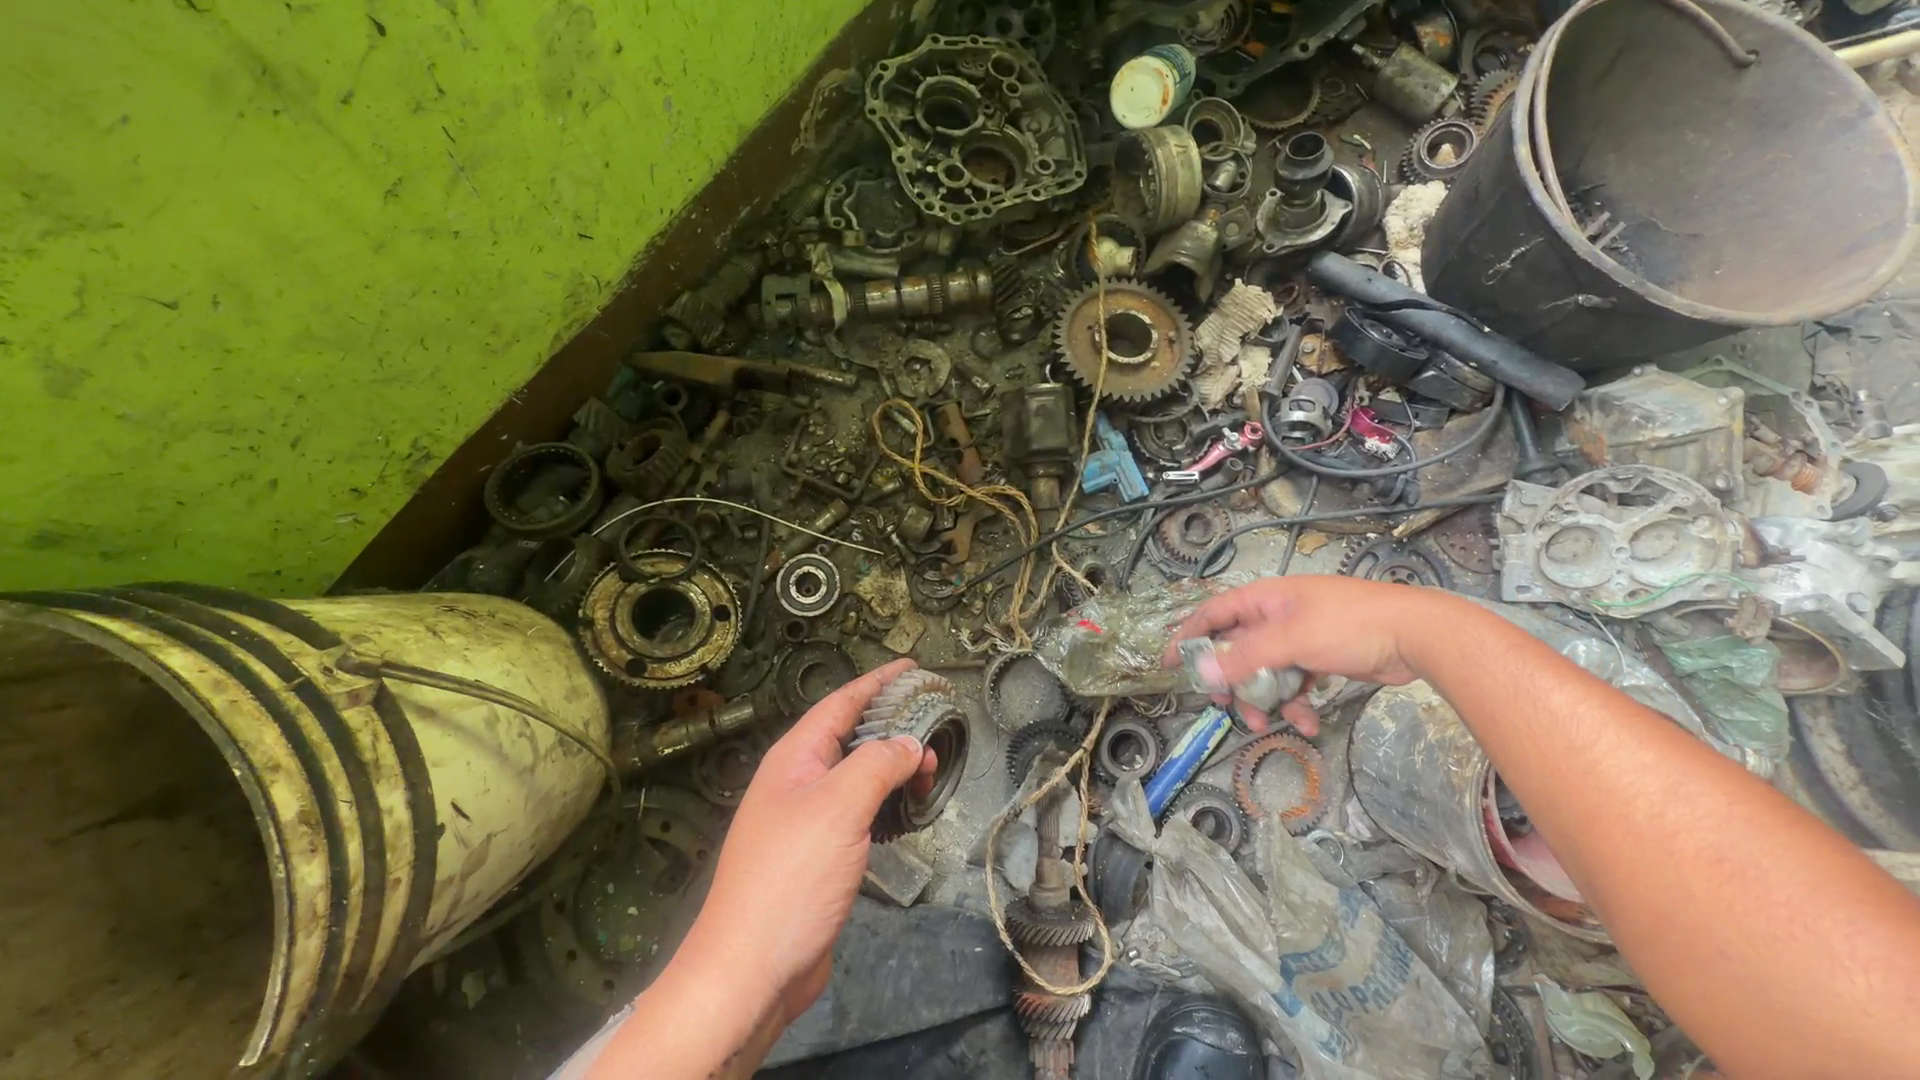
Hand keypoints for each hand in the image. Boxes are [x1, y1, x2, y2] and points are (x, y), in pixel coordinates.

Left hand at [674, 658, 935, 1026]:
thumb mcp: (839, 807)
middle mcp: (798, 782)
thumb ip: (877, 765)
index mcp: (794, 758)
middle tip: (938, 725)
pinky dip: (886, 802)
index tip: (913, 667)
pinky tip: (906, 810)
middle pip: (850, 736)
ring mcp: (807, 821)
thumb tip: (910, 743)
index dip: (876, 682)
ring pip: (857, 776)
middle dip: (892, 724)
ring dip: (893, 766)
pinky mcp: (819, 856)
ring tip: (931, 770)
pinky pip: (858, 811)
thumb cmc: (792, 877)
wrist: (752, 969)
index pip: (840, 703)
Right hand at [1164, 575, 1449, 732]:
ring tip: (1267, 723)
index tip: (1170, 663)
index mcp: (1264, 599)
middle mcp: (1276, 616)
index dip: (1188, 636)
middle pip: (1236, 649)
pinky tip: (1306, 721)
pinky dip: (1294, 704)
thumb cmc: (1349, 625)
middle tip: (1223, 705)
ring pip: (1263, 673)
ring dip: (1262, 700)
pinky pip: (1292, 684)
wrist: (1415, 636)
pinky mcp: (1319, 660)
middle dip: (1230, 681)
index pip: (1213, 614)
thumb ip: (1244, 656)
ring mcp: (1298, 639)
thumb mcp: (1290, 639)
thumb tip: (1201, 671)